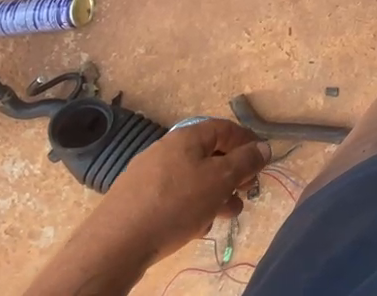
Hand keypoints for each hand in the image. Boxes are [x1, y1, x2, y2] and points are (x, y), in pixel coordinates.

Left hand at [85, 119, 270, 262]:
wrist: (113, 247)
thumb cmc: (175, 205)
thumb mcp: (220, 180)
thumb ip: (246, 161)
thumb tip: (264, 147)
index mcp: (187, 137)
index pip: (226, 129)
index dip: (248, 143)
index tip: (261, 163)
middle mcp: (166, 150)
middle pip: (209, 155)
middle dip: (232, 174)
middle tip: (245, 192)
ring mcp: (147, 176)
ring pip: (192, 178)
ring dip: (214, 194)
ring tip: (226, 214)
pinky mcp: (135, 201)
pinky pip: (173, 196)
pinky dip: (190, 206)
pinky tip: (196, 226)